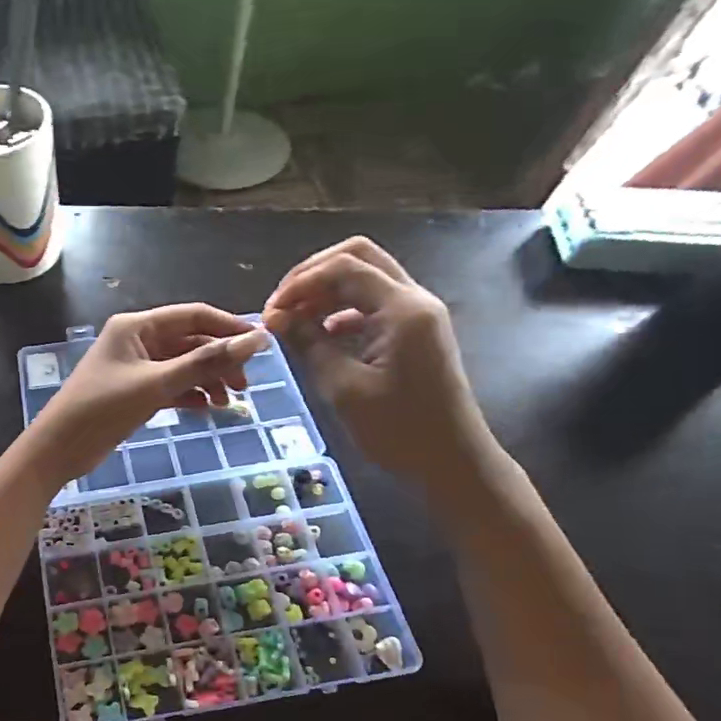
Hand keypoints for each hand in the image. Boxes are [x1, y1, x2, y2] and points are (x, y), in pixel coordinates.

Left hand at [29, 304, 269, 482]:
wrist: (59, 449)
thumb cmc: (102, 410)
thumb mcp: (157, 385)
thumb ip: (205, 363)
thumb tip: (254, 342)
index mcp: (137, 326)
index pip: (194, 316)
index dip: (229, 328)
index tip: (261, 347)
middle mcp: (138, 341)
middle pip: (191, 342)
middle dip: (220, 361)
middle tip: (245, 386)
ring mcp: (136, 368)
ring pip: (183, 367)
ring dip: (208, 380)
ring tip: (228, 403)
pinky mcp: (135, 392)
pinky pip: (172, 386)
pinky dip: (190, 395)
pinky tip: (206, 409)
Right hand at [261, 236, 487, 479]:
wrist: (451, 462)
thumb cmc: (398, 431)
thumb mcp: (344, 389)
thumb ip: (310, 345)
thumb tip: (276, 318)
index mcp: (402, 308)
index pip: (344, 268)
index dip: (300, 283)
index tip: (269, 312)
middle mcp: (414, 299)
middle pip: (359, 259)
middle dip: (314, 276)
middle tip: (281, 305)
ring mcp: (418, 315)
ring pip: (367, 280)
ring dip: (327, 292)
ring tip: (294, 321)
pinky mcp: (415, 333)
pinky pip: (375, 306)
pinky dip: (344, 311)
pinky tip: (322, 334)